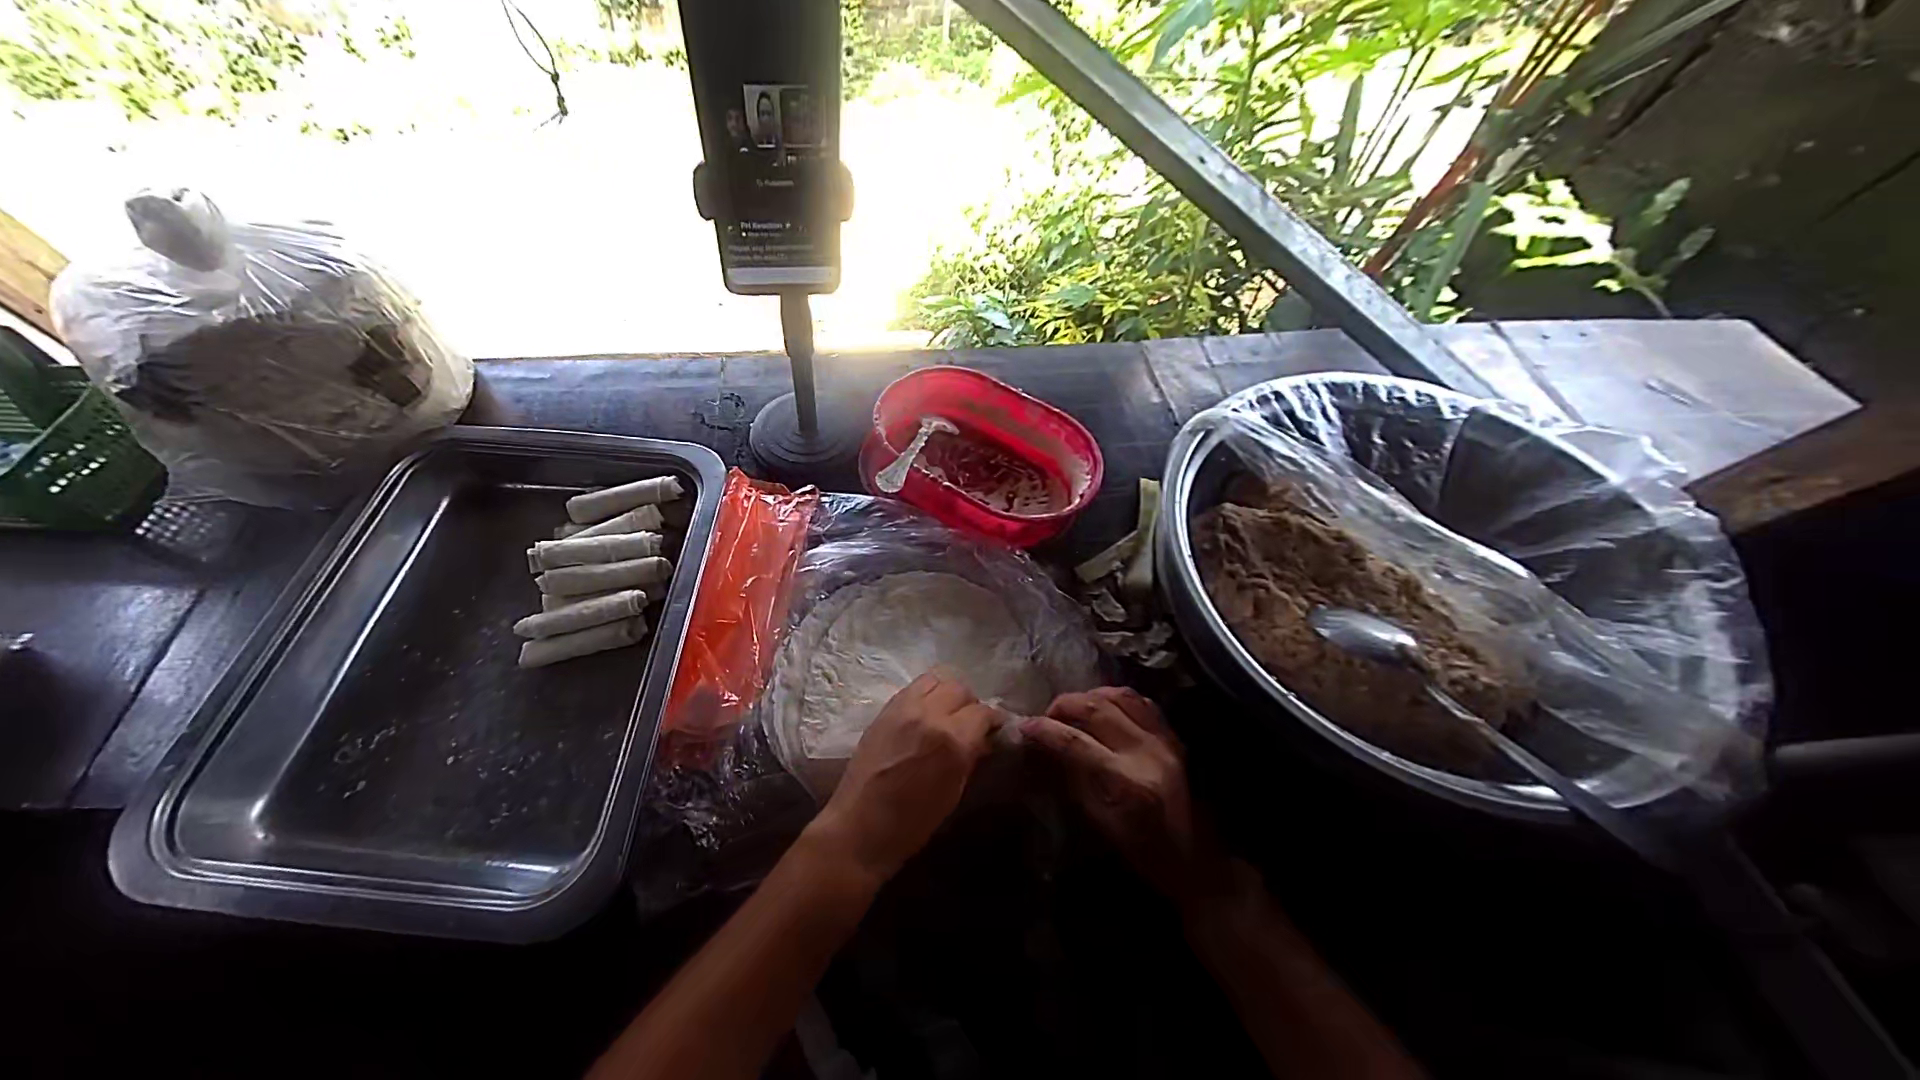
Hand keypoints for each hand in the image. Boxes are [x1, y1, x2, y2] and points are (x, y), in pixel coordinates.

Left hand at [805, 671, 1001, 883]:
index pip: (984, 713)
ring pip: (937, 680)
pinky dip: (927, 694)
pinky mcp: (885, 709)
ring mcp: (904, 708)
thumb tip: (986, 739)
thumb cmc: (913, 822)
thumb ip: (972, 757)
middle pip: (961, 689)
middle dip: (971, 706)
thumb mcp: (954, 792)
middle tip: (971, 724)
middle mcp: (929, 715)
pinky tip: (926, 714)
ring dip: (948, 694)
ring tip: (948, 714)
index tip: (995, 731)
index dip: (994, 722)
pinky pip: (914, 687)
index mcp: (951, 740)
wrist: (860, 826)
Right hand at [1022, 687, 1231, 907]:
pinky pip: (1141, 701)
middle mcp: (1146, 752)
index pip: (1074, 741)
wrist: (1197, 860)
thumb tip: (1043, 749)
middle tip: (1046, 716)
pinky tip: (1102, 706)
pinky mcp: (1173, 736)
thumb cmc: (1143, 851)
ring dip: (1088, 696)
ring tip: (1071, 708)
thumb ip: (1071, 778)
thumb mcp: (1099, 822)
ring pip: (1118, 695)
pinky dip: (1115, 697)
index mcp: (1124, 782)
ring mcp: (1163, 740)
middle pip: (1094, 708)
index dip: (1044, 729)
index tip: (1024, 726)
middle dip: (1062, 705)